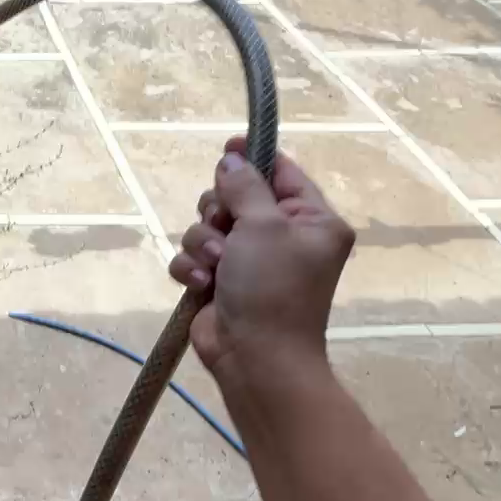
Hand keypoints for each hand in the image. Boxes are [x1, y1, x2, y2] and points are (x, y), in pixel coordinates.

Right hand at [166, 136, 354, 390]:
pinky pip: (191, 258)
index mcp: (310, 220)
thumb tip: (232, 157)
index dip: (253, 158)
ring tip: (214, 267)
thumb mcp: (264, 227)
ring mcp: (246, 261)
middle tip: (225, 229)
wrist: (255, 355)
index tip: (229, 145)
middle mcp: (279, 237)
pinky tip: (201, 284)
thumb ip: (245, 187)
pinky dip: (191, 269)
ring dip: (202, 245)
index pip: (282, 174)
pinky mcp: (217, 282)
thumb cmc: (273, 287)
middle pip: (234, 198)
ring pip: (206, 228)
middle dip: (219, 212)